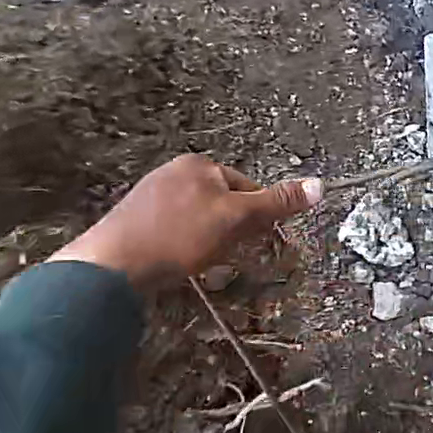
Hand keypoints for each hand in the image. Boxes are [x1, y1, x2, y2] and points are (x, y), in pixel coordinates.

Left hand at [48, 154, 323, 290]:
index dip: (256, 216)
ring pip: (201, 218)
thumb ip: (279, 202)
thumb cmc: (181, 236)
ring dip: (210, 239)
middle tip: (227, 253)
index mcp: (198, 165)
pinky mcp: (134, 220)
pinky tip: (180, 261)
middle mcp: (172, 172)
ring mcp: (150, 195)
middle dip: (232, 228)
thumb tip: (320, 185)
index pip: (248, 187)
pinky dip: (185, 245)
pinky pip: (176, 230)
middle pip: (224, 202)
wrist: (112, 267)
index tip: (250, 239)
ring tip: (203, 260)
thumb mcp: (240, 218)